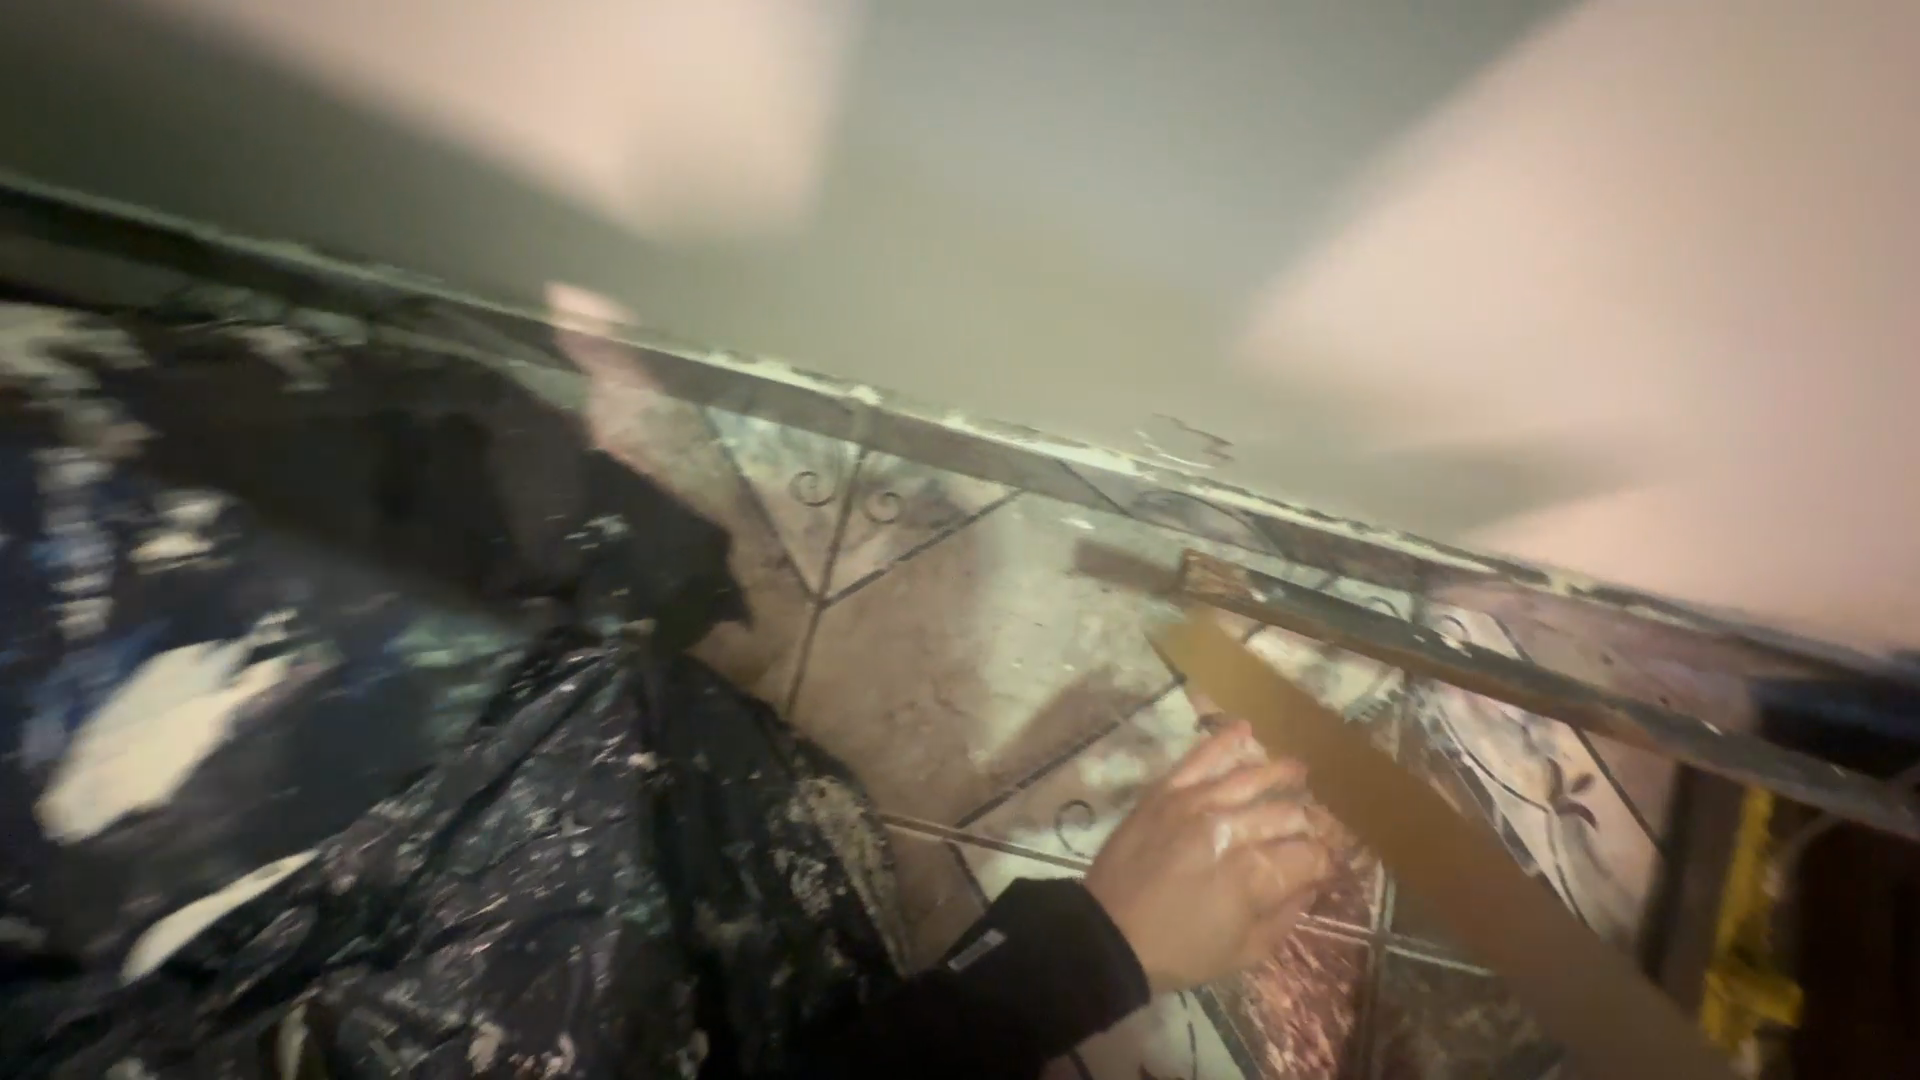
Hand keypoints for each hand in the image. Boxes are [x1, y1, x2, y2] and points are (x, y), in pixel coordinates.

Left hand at [1084, 720, 1330, 994]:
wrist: (1109, 931)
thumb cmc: (1180, 950)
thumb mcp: (1246, 951)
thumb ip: (1287, 913)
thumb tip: (1312, 881)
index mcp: (1251, 875)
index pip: (1308, 855)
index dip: (1326, 858)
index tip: (1331, 860)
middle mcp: (1226, 828)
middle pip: (1284, 814)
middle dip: (1310, 820)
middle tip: (1320, 824)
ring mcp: (1192, 804)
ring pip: (1248, 778)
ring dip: (1280, 772)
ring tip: (1300, 769)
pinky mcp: (1164, 792)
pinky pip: (1197, 759)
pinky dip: (1222, 741)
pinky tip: (1245, 728)